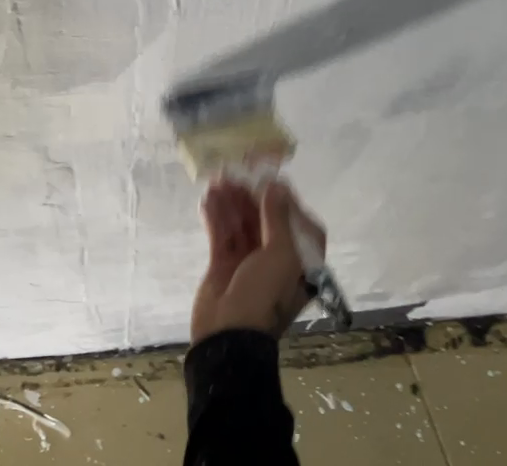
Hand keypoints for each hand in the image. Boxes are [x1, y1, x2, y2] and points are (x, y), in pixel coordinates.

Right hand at [190, 179, 325, 344]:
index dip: (285, 199)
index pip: (297, 223)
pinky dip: (215, 217)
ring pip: (241, 223)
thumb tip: (276, 185)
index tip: (267, 176)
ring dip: (230, 202)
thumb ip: (277, 218)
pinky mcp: (224, 264)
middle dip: (250, 195)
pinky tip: (207, 201)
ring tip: (216, 181)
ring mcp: (248, 261)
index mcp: (300, 261)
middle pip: (265, 219)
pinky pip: (221, 235)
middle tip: (233, 171)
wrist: (229, 335)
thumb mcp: (281, 256)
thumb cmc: (265, 295)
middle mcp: (276, 259)